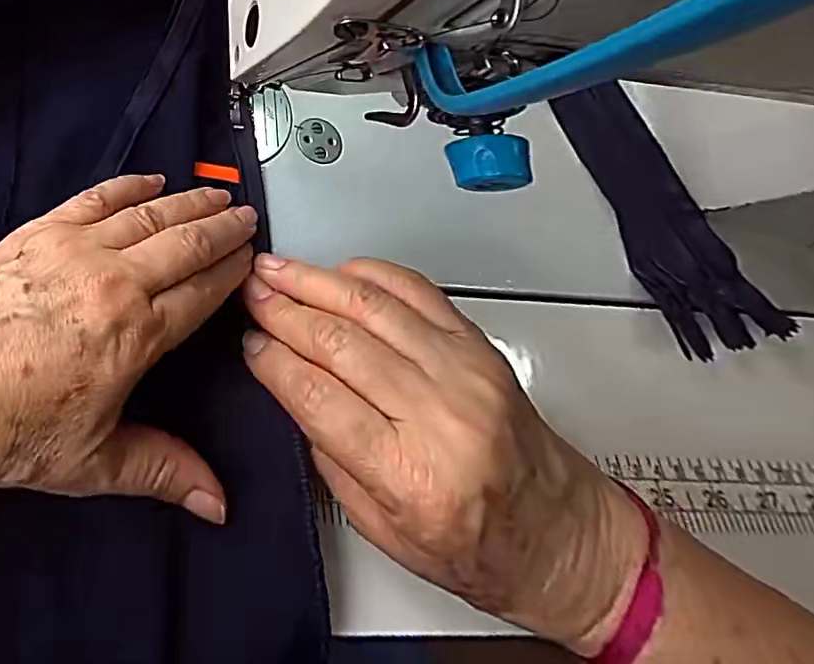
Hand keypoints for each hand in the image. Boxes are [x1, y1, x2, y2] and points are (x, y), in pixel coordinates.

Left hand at [0, 175, 256, 525]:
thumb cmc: (6, 428)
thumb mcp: (90, 462)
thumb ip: (161, 471)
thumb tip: (220, 505)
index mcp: (133, 333)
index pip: (201, 292)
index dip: (232, 273)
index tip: (254, 260)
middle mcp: (110, 279)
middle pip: (182, 244)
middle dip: (220, 229)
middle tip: (246, 216)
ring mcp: (70, 248)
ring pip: (144, 215)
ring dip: (183, 202)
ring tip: (213, 194)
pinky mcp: (35, 232)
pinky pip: (92, 199)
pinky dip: (124, 187)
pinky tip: (147, 181)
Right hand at [239, 255, 646, 654]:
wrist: (566, 540)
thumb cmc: (472, 545)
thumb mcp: (376, 523)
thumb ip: (325, 446)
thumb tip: (284, 373)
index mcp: (411, 474)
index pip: (315, 394)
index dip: (270, 358)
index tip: (246, 340)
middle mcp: (442, 417)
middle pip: (337, 341)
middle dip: (281, 309)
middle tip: (248, 290)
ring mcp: (467, 374)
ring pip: (370, 306)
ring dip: (311, 280)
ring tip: (274, 268)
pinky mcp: (481, 348)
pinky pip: (416, 290)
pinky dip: (368, 272)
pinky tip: (334, 270)